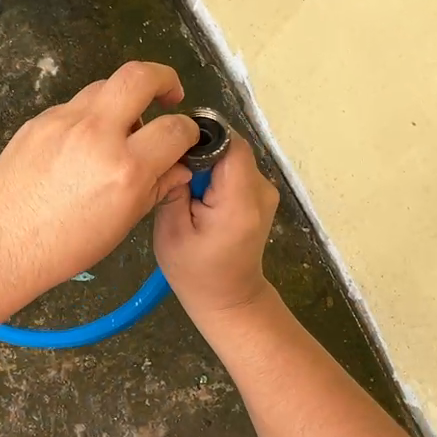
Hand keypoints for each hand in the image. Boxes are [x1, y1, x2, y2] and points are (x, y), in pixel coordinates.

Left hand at [0, 61, 199, 303]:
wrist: (1, 246)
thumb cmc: (65, 248)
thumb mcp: (122, 224)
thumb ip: (156, 187)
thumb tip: (179, 166)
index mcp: (125, 168)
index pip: (175, 128)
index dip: (189, 131)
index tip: (186, 138)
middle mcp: (95, 135)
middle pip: (139, 76)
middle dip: (164, 78)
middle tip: (169, 96)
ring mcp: (61, 123)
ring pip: (103, 87)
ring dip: (122, 100)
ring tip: (121, 130)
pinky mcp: (36, 122)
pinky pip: (73, 107)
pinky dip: (88, 119)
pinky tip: (81, 147)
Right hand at [153, 128, 279, 317]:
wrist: (229, 298)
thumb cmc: (194, 271)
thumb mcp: (170, 232)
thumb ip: (174, 188)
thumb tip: (175, 153)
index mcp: (240, 201)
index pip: (229, 144)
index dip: (200, 138)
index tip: (171, 149)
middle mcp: (262, 190)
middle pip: (230, 147)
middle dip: (199, 152)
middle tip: (172, 173)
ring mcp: (266, 191)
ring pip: (231, 156)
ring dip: (206, 164)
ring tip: (184, 187)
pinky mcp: (261, 194)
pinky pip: (235, 169)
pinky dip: (215, 175)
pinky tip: (198, 195)